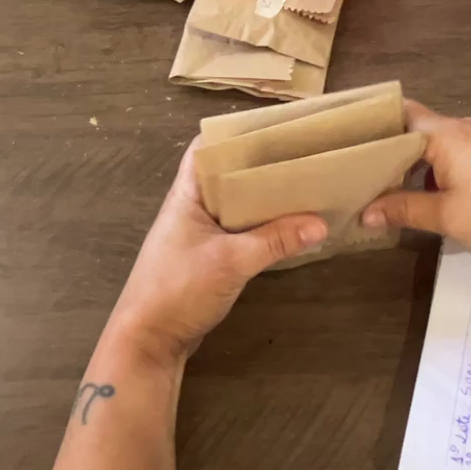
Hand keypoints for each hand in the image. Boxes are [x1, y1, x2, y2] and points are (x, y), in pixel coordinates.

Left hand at [109, 138, 326, 364]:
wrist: (148, 342)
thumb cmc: (178, 289)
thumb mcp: (231, 261)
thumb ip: (276, 240)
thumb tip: (321, 224)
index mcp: (187, 195)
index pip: (207, 148)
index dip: (236, 134)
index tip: (274, 128)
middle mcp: (191, 207)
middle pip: (227, 175)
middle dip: (260, 166)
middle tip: (300, 156)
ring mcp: (198, 234)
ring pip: (235, 205)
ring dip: (262, 199)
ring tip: (302, 186)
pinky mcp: (207, 258)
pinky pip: (238, 231)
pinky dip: (260, 226)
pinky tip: (287, 226)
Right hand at [362, 100, 470, 262]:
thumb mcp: (450, 218)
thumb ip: (405, 210)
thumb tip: (365, 213)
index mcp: (445, 134)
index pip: (398, 113)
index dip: (370, 123)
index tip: (342, 140)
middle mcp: (462, 128)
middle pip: (414, 128)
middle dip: (386, 148)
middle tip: (353, 170)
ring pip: (435, 144)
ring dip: (411, 163)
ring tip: (382, 187)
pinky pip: (455, 154)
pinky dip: (434, 168)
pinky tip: (424, 194)